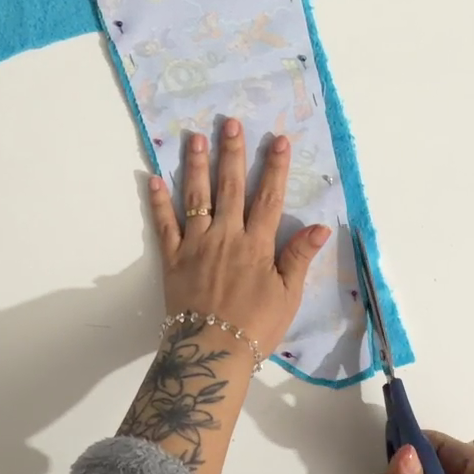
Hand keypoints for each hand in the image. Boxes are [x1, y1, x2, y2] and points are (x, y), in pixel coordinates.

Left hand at [147, 119, 329, 352]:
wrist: (211, 350)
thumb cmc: (255, 326)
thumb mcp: (288, 296)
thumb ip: (299, 257)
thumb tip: (319, 226)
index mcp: (256, 244)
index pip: (268, 198)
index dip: (275, 168)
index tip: (279, 140)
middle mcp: (226, 235)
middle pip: (230, 187)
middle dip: (232, 153)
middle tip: (230, 123)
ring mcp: (196, 244)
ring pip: (196, 197)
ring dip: (196, 165)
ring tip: (196, 137)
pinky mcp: (172, 258)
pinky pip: (163, 224)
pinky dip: (157, 201)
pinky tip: (153, 179)